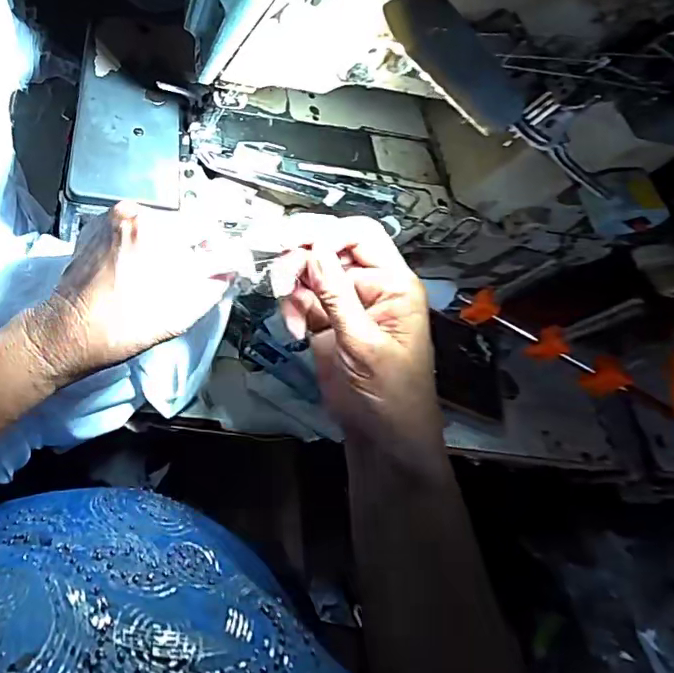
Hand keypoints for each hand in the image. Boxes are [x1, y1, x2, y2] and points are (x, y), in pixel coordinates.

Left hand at [22, 203, 248, 389]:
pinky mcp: (103, 220)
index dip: (223, 250)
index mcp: (161, 237)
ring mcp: (119, 215)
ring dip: (170, 240)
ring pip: (164, 220)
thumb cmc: (121, 329)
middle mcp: (141, 217)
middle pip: (188, 222)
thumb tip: (228, 270)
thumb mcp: (181, 315)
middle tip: (193, 271)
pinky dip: (144, 238)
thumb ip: (213, 285)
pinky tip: (136, 263)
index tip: (227, 262)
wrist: (69, 328)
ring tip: (160, 270)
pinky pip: (138, 222)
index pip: (210, 230)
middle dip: (196, 245)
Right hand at [266, 215, 438, 449]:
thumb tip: (315, 248)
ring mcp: (343, 302)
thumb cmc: (392, 395)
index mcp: (392, 284)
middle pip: (327, 249)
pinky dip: (290, 308)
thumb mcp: (364, 343)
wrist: (382, 440)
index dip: (327, 233)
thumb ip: (336, 294)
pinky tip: (295, 330)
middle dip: (301, 260)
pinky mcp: (323, 320)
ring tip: (292, 315)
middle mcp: (368, 286)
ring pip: (307, 271)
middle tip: (281, 277)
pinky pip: (299, 297)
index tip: (294, 242)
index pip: (359, 237)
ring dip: (292, 287)